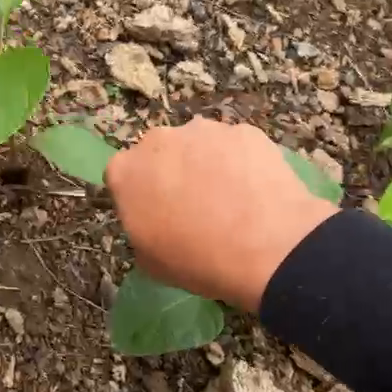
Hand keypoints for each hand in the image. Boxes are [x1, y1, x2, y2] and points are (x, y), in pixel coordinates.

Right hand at [105, 119, 337, 312]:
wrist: (269, 250)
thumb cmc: (197, 260)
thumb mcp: (149, 260)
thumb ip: (141, 228)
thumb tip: (156, 221)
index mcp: (124, 171)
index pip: (123, 177)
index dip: (139, 196)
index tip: (157, 215)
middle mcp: (157, 140)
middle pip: (158, 153)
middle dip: (171, 172)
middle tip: (195, 206)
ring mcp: (203, 131)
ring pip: (198, 145)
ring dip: (206, 164)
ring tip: (232, 199)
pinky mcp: (245, 132)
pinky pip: (236, 147)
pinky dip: (241, 163)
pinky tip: (256, 192)